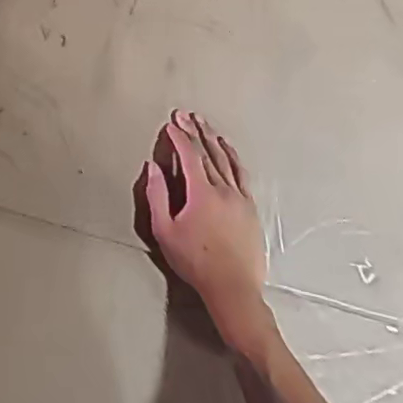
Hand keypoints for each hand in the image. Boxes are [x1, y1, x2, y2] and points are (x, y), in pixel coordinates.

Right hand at [145, 110, 267, 326]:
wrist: (233, 288)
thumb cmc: (195, 261)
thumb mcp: (165, 231)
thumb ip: (157, 195)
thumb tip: (152, 166)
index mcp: (201, 192)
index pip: (189, 155)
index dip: (179, 136)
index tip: (171, 123)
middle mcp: (223, 188)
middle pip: (208, 152)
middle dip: (194, 131)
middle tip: (185, 114)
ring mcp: (240, 197)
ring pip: (226, 159)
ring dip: (213, 139)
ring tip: (205, 124)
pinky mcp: (250, 207)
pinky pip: (241, 173)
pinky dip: (232, 157)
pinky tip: (227, 149)